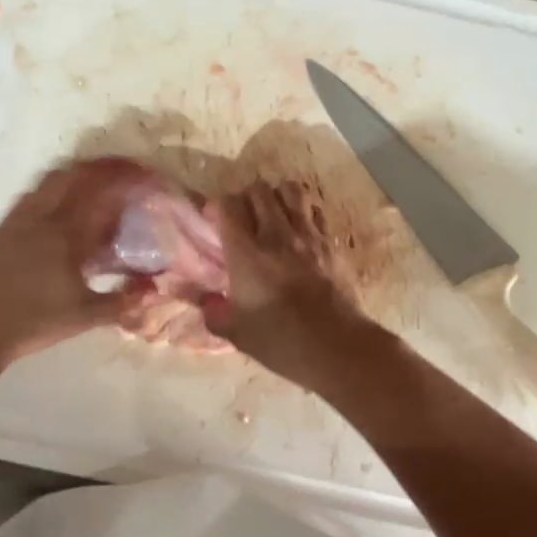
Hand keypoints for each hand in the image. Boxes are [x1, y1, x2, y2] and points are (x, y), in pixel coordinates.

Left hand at [0, 158, 152, 371]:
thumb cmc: (32, 323)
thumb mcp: (84, 316)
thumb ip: (123, 301)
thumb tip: (156, 289)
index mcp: (66, 233)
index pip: (105, 192)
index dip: (130, 180)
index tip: (150, 180)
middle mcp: (43, 215)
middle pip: (79, 173)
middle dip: (108, 167)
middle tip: (130, 173)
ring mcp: (20, 217)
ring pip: (54, 177)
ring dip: (82, 171)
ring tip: (101, 179)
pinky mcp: (4, 225)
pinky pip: (35, 191)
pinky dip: (58, 185)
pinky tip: (64, 200)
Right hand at [199, 180, 378, 385]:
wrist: (337, 346)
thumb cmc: (281, 342)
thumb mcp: (236, 333)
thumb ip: (212, 311)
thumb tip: (199, 299)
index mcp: (246, 253)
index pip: (228, 205)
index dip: (218, 207)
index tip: (215, 222)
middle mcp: (276, 234)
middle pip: (258, 190)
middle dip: (246, 198)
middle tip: (243, 219)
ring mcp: (308, 235)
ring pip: (291, 190)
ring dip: (278, 197)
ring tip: (274, 216)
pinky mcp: (331, 242)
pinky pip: (315, 211)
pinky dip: (304, 212)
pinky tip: (301, 230)